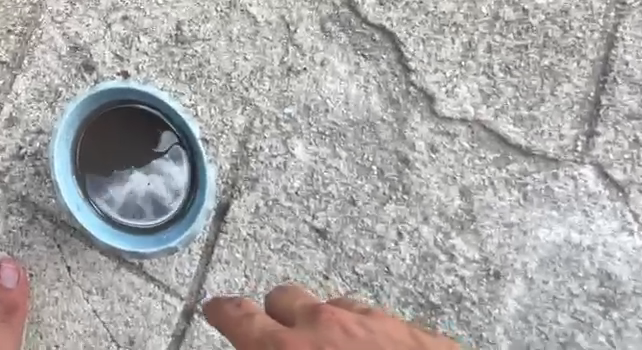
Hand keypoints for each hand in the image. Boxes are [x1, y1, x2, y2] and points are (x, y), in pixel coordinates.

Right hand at [204, 285, 460, 349]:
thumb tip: (263, 347)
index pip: (239, 316)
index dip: (223, 312)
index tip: (215, 312)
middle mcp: (326, 328)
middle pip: (284, 298)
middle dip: (279, 316)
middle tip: (284, 344)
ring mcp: (379, 326)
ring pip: (337, 306)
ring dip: (329, 326)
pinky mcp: (426, 338)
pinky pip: (386, 321)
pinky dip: (375, 338)